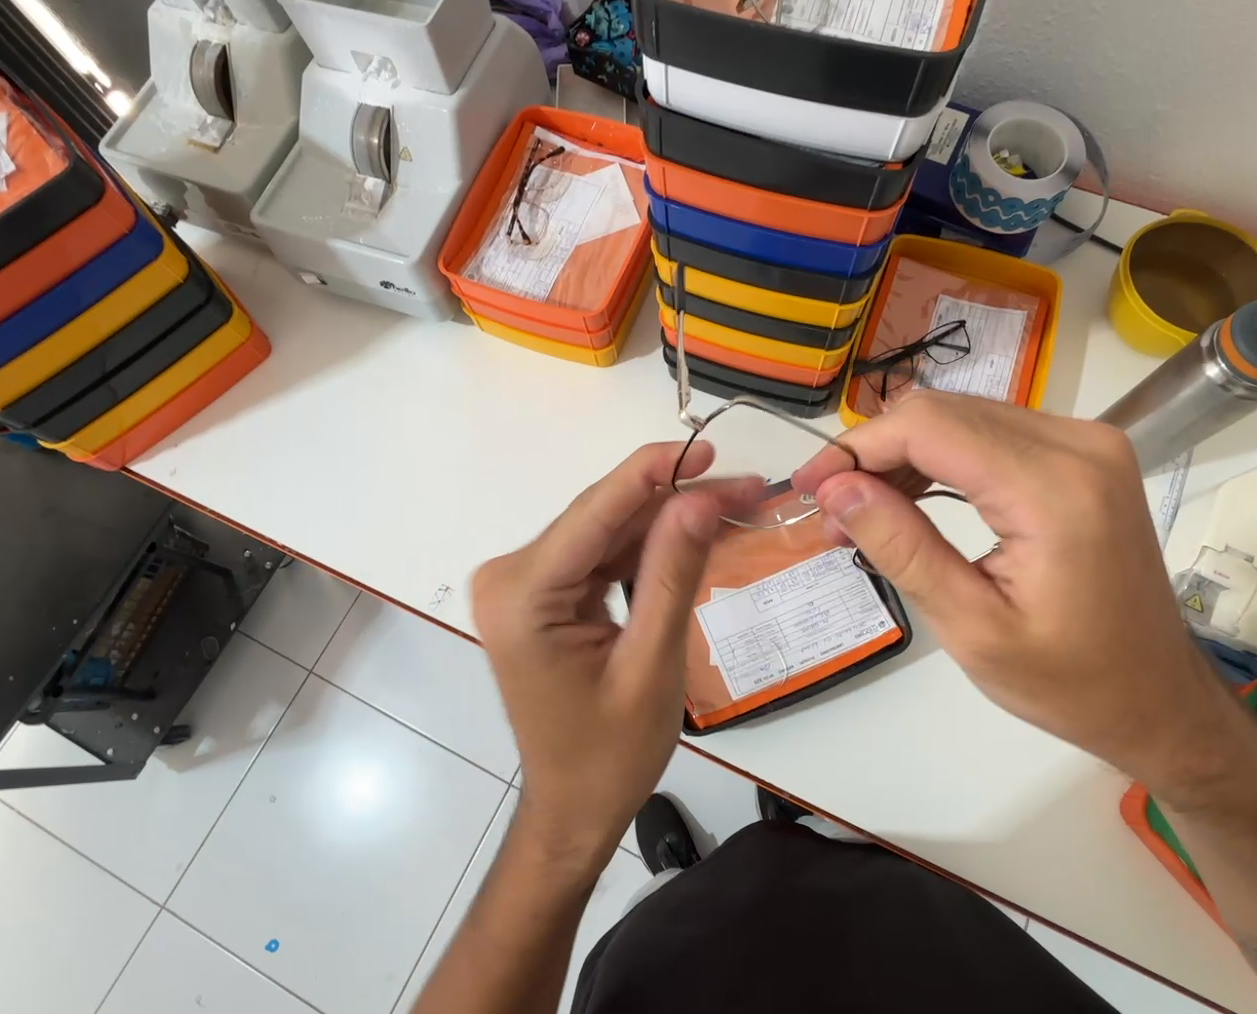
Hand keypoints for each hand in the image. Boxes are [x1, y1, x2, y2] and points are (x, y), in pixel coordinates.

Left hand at [473, 442, 762, 868]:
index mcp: (522, 597)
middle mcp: (510, 578)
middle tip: (746, 489)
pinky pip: (600, 558)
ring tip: (735, 508)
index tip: (709, 447)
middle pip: (602, 519)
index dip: (653, 471)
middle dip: (675, 500)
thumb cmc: (610, 756)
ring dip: (668, 522)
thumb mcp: (652, 665)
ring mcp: (523, 586)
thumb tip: (700, 499)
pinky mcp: (541, 595)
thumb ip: (673, 576)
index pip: (593, 513)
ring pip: (606, 533)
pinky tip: (695, 538)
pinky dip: (647, 550)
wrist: (573, 809)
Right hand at [791, 392, 1235, 786]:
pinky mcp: (1084, 454)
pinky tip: (909, 498)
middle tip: (832, 512)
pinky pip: (990, 433)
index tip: (808, 488)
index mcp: (1054, 488)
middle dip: (873, 453)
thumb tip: (835, 489)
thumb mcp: (971, 627)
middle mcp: (1078, 443)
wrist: (1159, 699)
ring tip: (861, 513)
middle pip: (942, 412)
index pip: (929, 427)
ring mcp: (1087, 442)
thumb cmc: (1068, 682)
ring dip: (901, 455)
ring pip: (961, 416)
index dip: (856, 448)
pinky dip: (939, 459)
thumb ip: (902, 547)